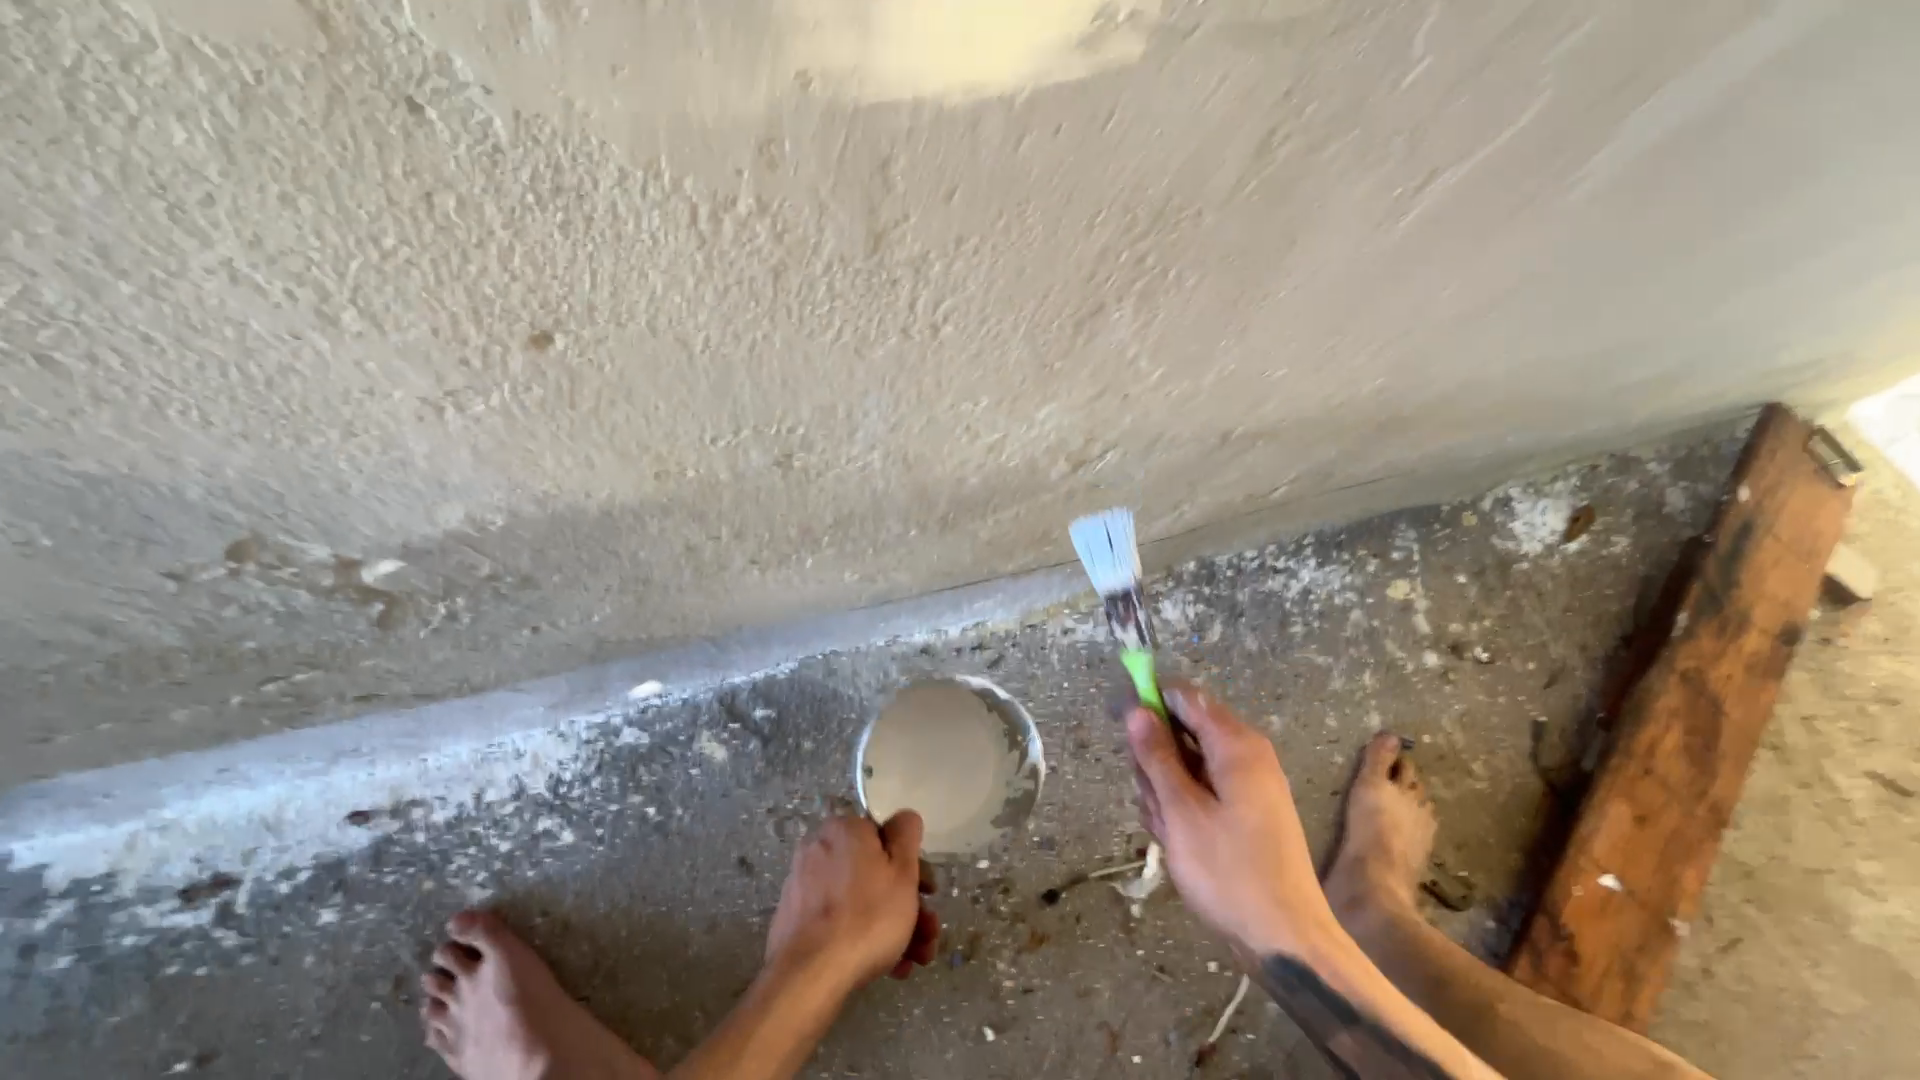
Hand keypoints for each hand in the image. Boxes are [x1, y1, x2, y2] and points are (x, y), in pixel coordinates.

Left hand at [764, 813, 939, 993]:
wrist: (810, 976)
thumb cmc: (866, 918)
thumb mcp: (902, 871)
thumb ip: (906, 835)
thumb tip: (903, 818)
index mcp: (843, 829)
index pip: (886, 837)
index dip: (913, 865)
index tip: (928, 894)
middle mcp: (818, 849)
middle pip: (874, 873)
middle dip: (908, 905)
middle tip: (927, 935)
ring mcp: (803, 886)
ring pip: (860, 900)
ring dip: (894, 927)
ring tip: (914, 960)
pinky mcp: (796, 920)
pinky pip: (839, 920)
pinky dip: (863, 937)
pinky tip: (889, 966)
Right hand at [1126, 683, 1337, 955]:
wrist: (1284, 938)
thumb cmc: (1229, 870)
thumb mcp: (1182, 811)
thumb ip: (1157, 756)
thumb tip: (1137, 710)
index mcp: (1236, 744)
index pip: (1184, 697)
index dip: (1149, 705)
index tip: (1121, 731)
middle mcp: (1246, 755)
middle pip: (1182, 733)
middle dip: (1156, 763)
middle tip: (1155, 804)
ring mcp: (1246, 785)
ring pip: (1186, 767)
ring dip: (1165, 794)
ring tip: (1169, 833)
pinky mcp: (1244, 812)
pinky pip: (1201, 794)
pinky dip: (1183, 811)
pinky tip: (1178, 843)